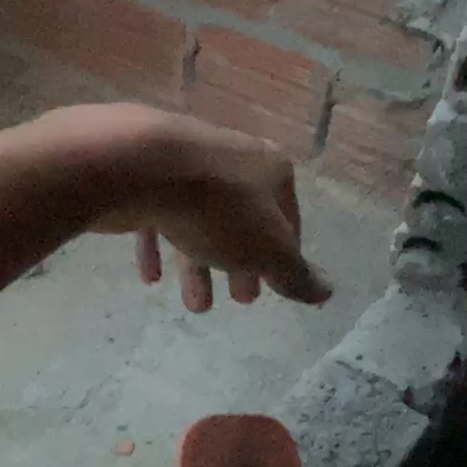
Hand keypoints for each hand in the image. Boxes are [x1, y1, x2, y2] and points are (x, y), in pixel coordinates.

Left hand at [55, 106, 332, 312]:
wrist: (139, 166)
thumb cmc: (216, 209)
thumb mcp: (266, 250)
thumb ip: (295, 274)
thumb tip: (327, 292)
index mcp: (270, 169)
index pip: (288, 219)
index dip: (285, 256)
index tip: (276, 285)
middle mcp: (231, 159)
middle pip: (242, 221)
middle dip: (242, 264)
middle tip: (240, 299)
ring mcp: (186, 165)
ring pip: (200, 222)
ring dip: (200, 266)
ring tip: (197, 307)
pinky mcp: (146, 176)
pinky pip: (159, 216)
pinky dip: (160, 247)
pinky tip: (151, 278)